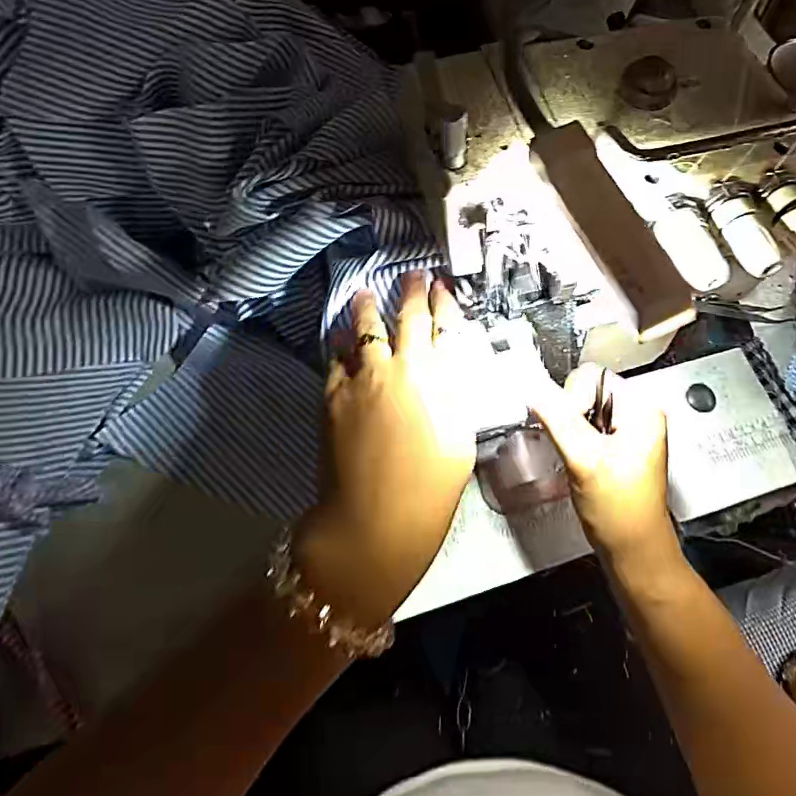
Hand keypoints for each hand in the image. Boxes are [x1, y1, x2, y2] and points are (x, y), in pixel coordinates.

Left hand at [295, 272, 475, 625]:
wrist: (375, 520)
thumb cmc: (432, 487)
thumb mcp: (462, 438)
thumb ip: (456, 397)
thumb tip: (452, 372)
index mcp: (441, 378)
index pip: (446, 328)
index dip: (445, 304)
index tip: (443, 287)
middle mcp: (403, 369)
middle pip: (409, 319)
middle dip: (413, 293)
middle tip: (415, 274)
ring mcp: (364, 380)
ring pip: (366, 332)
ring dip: (368, 310)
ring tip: (366, 293)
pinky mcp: (333, 396)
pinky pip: (335, 359)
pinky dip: (339, 344)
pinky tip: (338, 336)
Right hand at [529, 361, 676, 568]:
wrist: (634, 551)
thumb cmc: (623, 514)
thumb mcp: (585, 461)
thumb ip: (558, 420)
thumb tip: (535, 390)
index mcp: (642, 407)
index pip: (593, 376)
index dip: (572, 398)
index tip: (570, 429)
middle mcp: (639, 412)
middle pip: (586, 389)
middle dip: (571, 416)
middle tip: (577, 449)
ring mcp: (628, 429)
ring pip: (582, 409)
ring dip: (572, 430)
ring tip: (583, 460)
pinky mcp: (617, 444)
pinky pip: (585, 426)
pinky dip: (576, 441)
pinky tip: (584, 464)